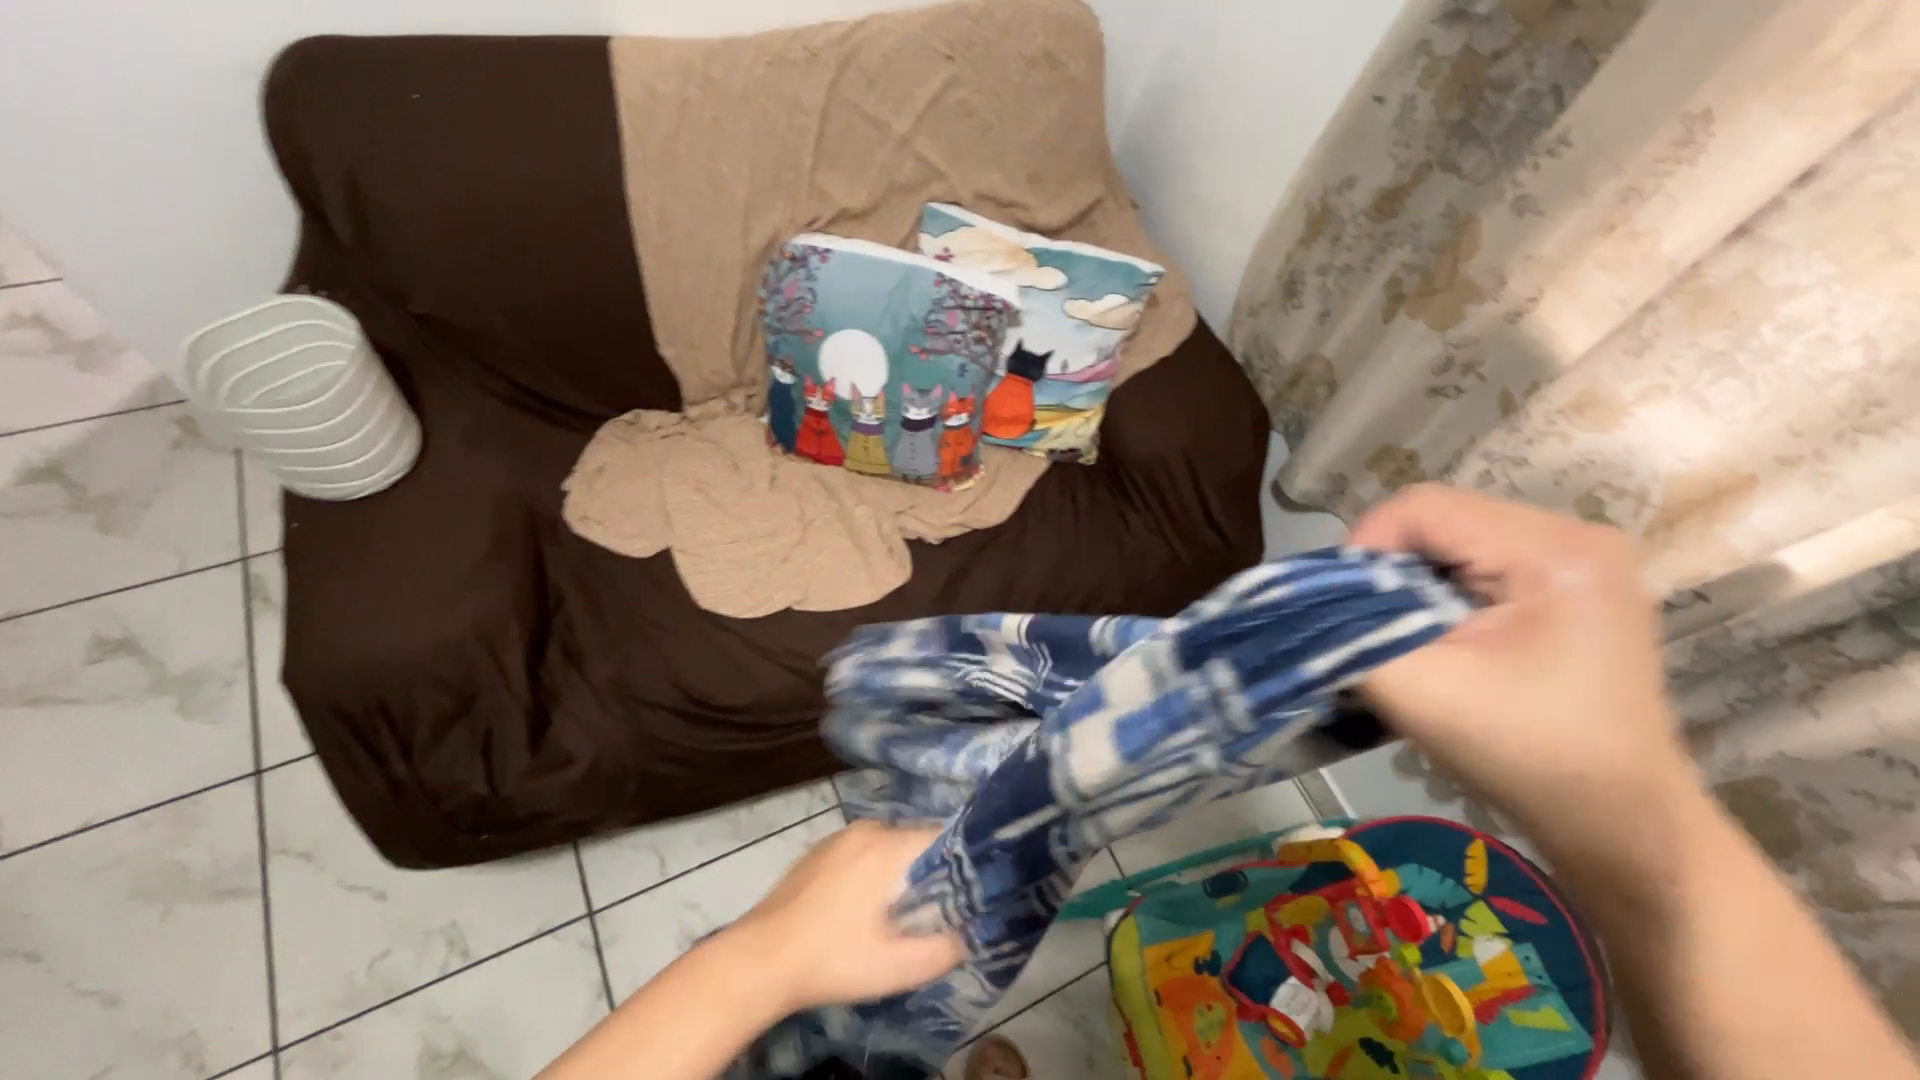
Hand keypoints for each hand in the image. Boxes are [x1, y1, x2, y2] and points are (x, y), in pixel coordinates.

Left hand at [728, 821, 962, 1012]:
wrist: (759, 960)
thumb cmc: (832, 960)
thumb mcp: (897, 967)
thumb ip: (945, 949)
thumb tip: (970, 932)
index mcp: (888, 847)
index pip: (944, 839)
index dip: (961, 866)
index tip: (966, 896)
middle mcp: (866, 830)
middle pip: (915, 842)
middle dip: (929, 874)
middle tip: (932, 913)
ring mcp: (837, 838)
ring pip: (888, 847)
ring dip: (898, 875)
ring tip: (896, 915)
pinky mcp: (818, 851)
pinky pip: (861, 853)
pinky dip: (871, 873)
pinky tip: (860, 909)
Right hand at [1352, 485, 1695, 836]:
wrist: (1619, 821)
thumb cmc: (1525, 753)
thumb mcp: (1420, 690)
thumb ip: (1351, 636)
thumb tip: (1308, 603)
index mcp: (1554, 550)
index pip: (1422, 508)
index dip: (1364, 548)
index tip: (1341, 608)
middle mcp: (1575, 535)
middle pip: (1440, 519)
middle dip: (1387, 568)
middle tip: (1365, 625)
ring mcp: (1579, 560)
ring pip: (1454, 540)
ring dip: (1411, 582)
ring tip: (1400, 633)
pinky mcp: (1571, 586)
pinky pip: (1478, 563)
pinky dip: (1439, 592)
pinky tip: (1437, 635)